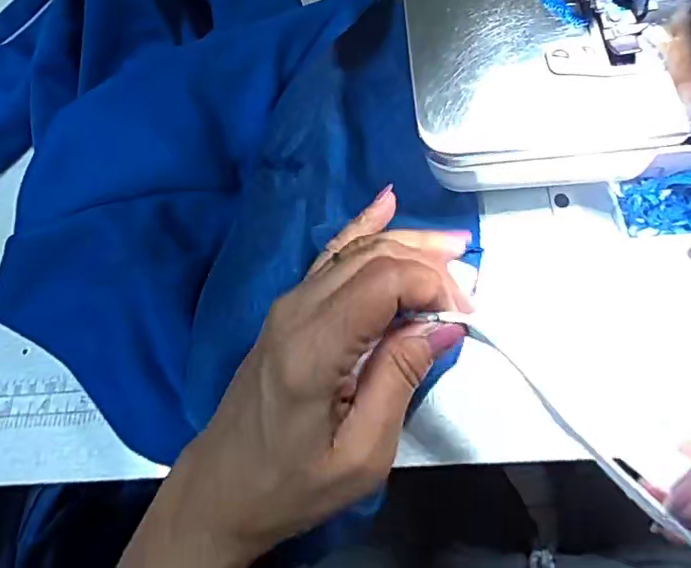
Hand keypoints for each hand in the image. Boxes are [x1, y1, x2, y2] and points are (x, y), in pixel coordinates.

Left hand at [119, 187, 473, 567]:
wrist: (222, 486)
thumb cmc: (292, 484)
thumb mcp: (360, 455)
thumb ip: (400, 380)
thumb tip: (442, 326)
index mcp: (314, 348)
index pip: (381, 282)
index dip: (429, 285)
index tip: (462, 315)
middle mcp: (298, 308)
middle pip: (372, 258)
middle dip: (426, 263)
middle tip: (468, 287)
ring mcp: (290, 300)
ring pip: (356, 250)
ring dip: (406, 244)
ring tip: (453, 246)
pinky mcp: (290, 304)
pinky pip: (333, 254)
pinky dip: (364, 226)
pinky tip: (387, 203)